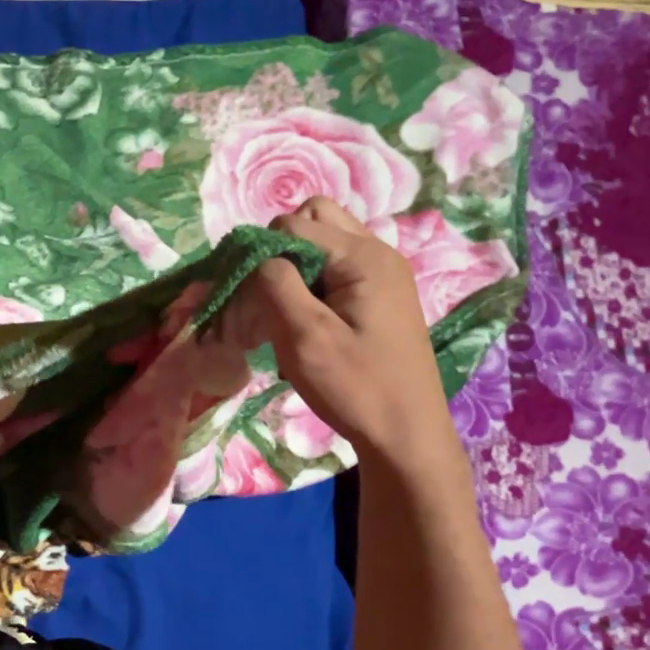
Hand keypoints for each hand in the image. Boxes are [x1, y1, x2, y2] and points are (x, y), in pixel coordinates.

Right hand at [241, 197, 455, 462]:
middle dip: (278, 248)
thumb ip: (276, 286)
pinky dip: (307, 280)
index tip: (246, 295)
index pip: (293, 224)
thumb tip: (254, 255)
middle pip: (312, 218)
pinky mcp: (375, 293)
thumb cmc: (355, 386)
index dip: (261, 252)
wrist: (404, 431)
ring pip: (320, 240)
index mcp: (363, 258)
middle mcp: (376, 253)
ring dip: (291, 264)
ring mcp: (379, 272)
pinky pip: (331, 265)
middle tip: (266, 293)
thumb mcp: (306, 337)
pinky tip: (300, 316)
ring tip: (280, 306)